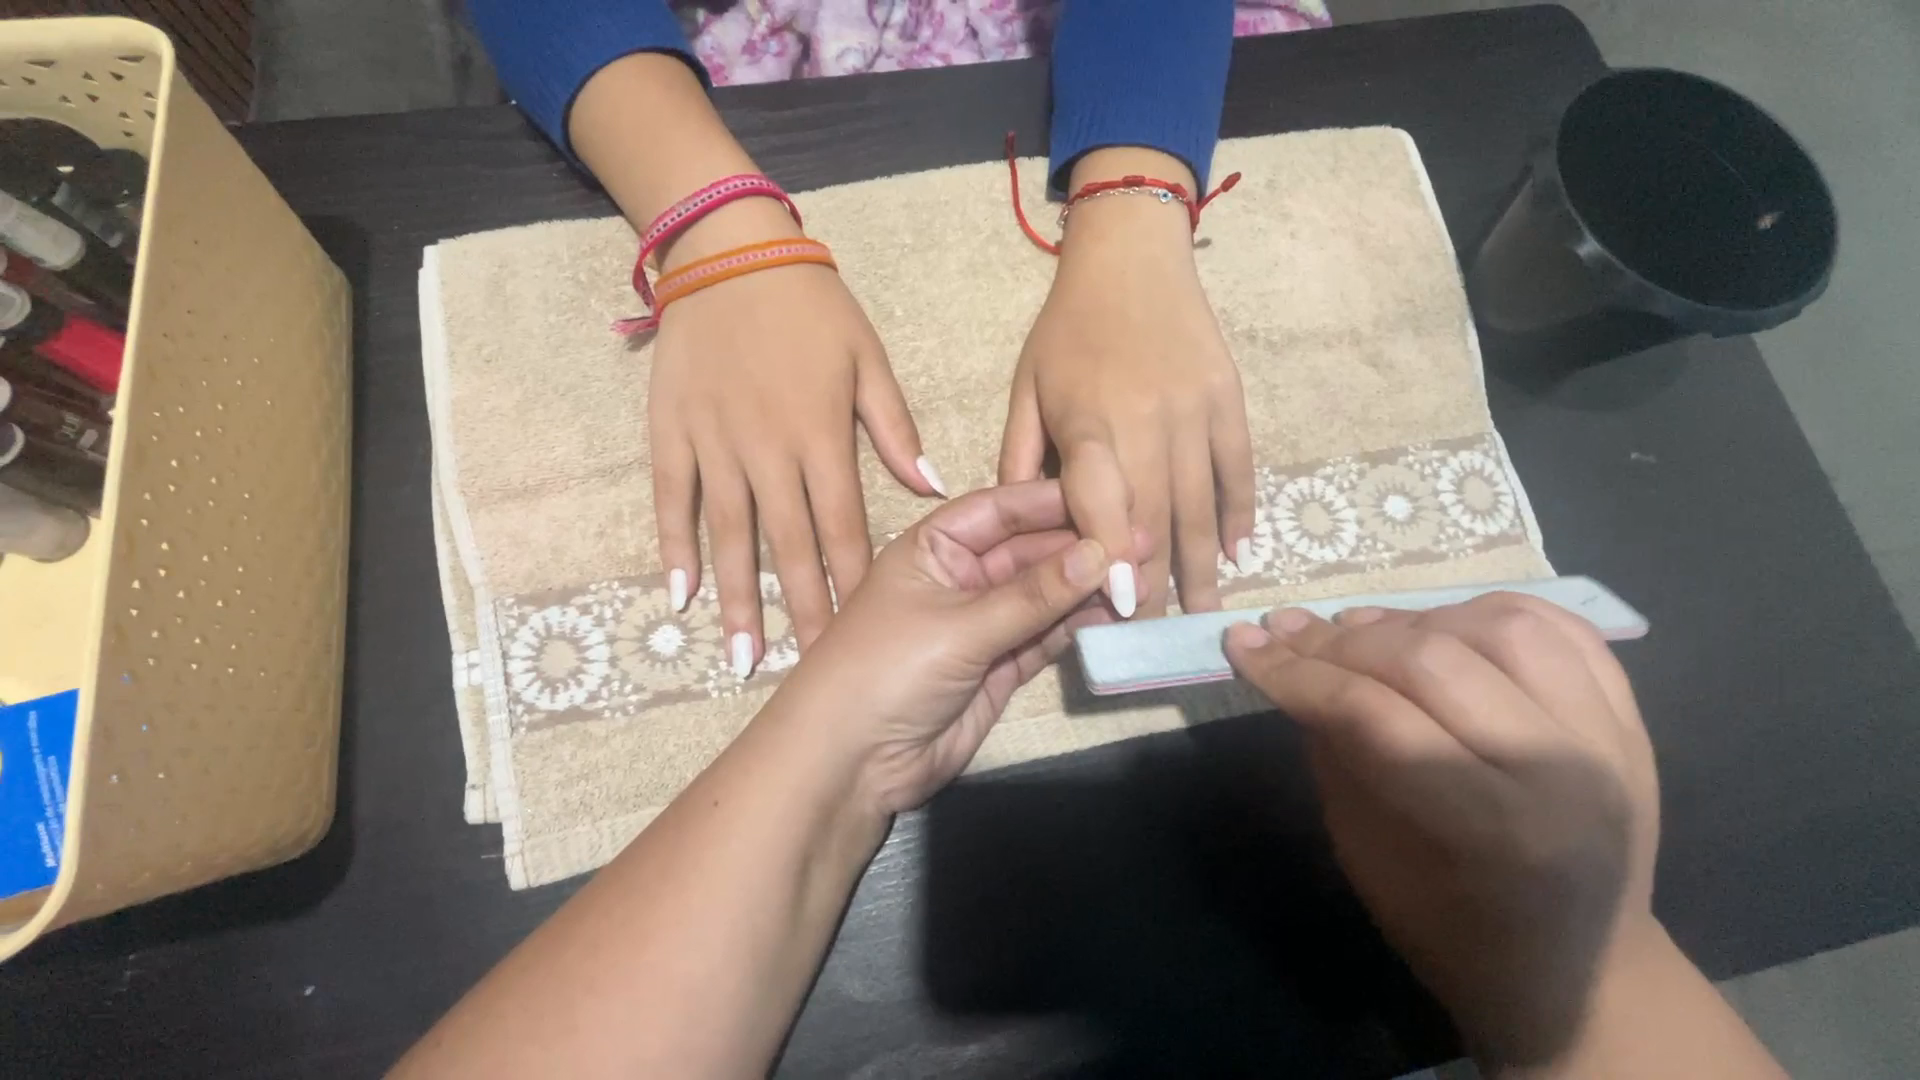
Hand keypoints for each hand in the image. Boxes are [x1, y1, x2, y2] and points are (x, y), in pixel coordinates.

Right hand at [569, 52, 943, 667]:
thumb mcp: (868, 358)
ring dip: (738, 599)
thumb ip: (897, 427)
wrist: (729, 253)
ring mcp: (715, 447)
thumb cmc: (811, 307)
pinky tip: (680, 594)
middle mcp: (769, 454)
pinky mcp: (672, 435)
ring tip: (742, 656)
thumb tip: (934, 486)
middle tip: (808, 669)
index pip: (845, 527)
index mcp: (823, 438)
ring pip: (730, 536)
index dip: (854, 582)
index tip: (863, 633)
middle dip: (802, 610)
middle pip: (790, 547)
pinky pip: (672, 500)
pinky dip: (675, 547)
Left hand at [766, 481, 1135, 813]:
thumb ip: (1032, 595)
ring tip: (1141, 577)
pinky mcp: (999, 666)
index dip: (1052, 501)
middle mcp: (961, 576)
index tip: (1108, 494)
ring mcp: (982, 623)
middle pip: (1029, 551)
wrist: (850, 761)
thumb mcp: (959, 625)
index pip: (1001, 509)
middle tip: (1140, 542)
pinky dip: (1077, 627)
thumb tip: (1101, 554)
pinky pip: (1045, 636)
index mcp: (935, 546)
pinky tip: (1115, 615)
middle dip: (1080, 548)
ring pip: (1044, 596)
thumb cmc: (889, 669)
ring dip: (1086, 589)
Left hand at [1000, 148, 1254, 619]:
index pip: (1101, 503)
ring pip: (1201, 504)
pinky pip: (1239, 468)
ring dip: (1204, 564)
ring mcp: (1195, 412)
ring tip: (1206, 613)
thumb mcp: (1026, 390)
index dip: (1112, 559)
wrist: (1132, 257)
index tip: (1123, 611)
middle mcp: (1147, 424)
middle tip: (1161, 634)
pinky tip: (1239, 552)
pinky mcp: (1229, 400)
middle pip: (1155, 519)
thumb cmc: (1067, 329)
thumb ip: (1021, 458)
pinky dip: (1240, 512)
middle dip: (1159, 581)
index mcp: (1087, 424)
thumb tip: (1019, 523)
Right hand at [1224, 594, 1661, 1066]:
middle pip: (1428, 659)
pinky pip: (1557, 626)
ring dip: (1409, 619)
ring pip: (1496, 624)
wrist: (1580, 969)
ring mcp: (1609, 736)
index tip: (1240, 646)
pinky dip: (1483, 611)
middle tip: (1284, 636)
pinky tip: (1437, 626)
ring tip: (1361, 633)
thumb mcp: (1362, 846)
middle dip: (1336, 641)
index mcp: (1490, 824)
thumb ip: (1333, 745)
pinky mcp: (1631, 717)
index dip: (1293, 673)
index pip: (1370, 712)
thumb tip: (1290, 659)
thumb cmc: (1447, 923)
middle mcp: (1562, 768)